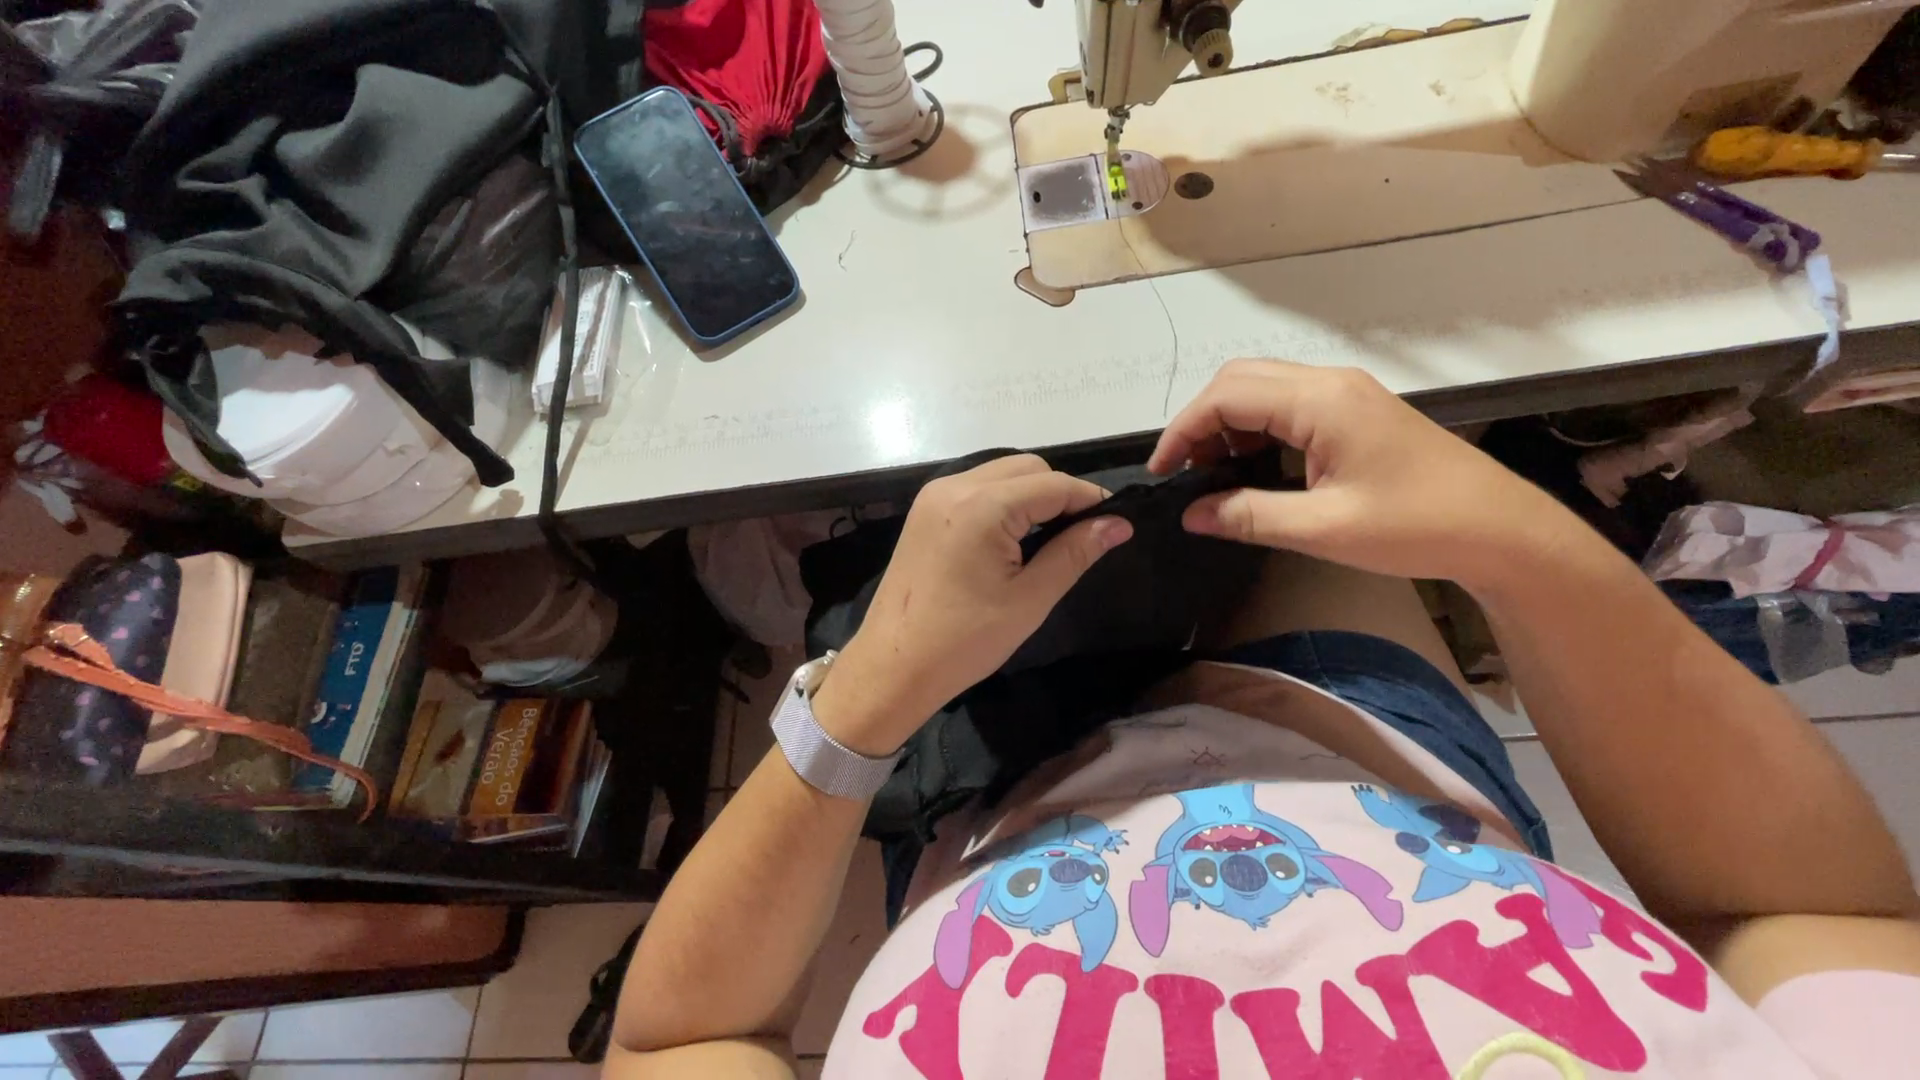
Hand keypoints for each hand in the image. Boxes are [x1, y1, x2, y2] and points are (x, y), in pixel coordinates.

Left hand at [812, 455, 1132, 755]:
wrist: (893, 666)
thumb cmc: (964, 640)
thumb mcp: (1030, 598)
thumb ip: (1074, 552)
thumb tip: (1118, 524)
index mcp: (982, 506)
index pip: (1054, 484)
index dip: (1090, 501)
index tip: (1116, 525)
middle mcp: (955, 486)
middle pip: (1027, 468)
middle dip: (1060, 494)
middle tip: (1080, 537)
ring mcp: (934, 496)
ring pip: (1001, 474)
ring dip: (1031, 495)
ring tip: (1049, 540)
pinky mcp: (924, 512)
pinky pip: (976, 488)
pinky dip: (1002, 502)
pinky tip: (1012, 539)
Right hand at [1148, 360, 1585, 589]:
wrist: (1500, 531)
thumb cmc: (1414, 526)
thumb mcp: (1322, 529)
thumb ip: (1249, 516)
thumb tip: (1191, 514)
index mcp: (1321, 401)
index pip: (1227, 397)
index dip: (1183, 431)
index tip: (1162, 474)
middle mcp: (1330, 383)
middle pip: (1240, 380)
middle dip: (1201, 421)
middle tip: (1185, 472)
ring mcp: (1346, 394)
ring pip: (1263, 389)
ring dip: (1229, 425)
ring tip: (1215, 474)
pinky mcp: (1355, 411)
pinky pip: (1288, 405)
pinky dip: (1257, 429)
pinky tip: (1255, 467)